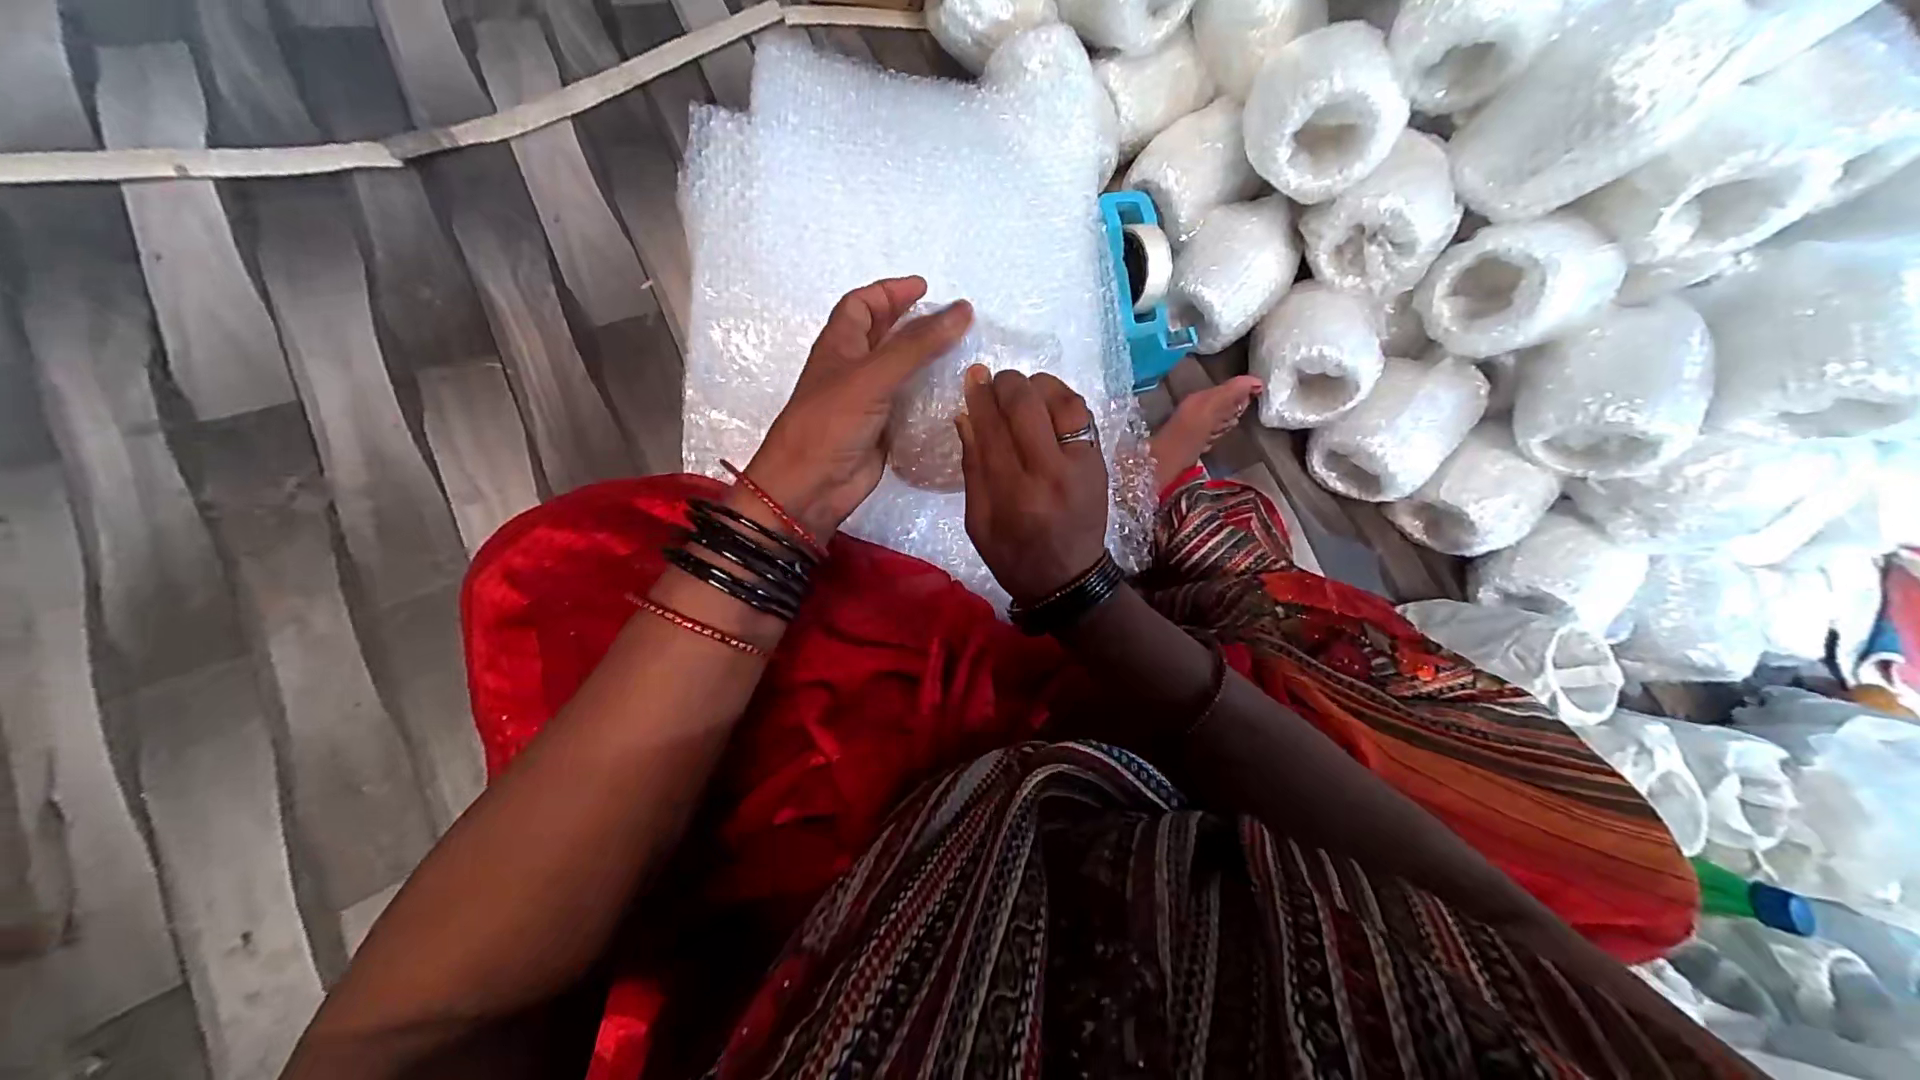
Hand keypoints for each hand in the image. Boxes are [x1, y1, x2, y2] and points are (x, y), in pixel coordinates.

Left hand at [746, 277, 972, 538]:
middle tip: (951, 320)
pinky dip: (928, 395)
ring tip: (961, 353)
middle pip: (883, 335)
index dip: (889, 292)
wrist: (811, 487)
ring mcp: (867, 402)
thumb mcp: (873, 375)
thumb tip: (962, 310)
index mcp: (839, 346)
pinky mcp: (881, 430)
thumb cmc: (830, 424)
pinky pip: (908, 404)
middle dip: (913, 322)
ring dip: (926, 360)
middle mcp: (853, 369)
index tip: (924, 288)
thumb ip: (917, 343)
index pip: (862, 305)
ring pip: (900, 370)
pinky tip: (953, 394)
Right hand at [956, 366, 1108, 603]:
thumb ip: (972, 468)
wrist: (1070, 580)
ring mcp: (1082, 464)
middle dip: (1006, 384)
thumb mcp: (978, 522)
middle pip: (1027, 406)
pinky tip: (1046, 405)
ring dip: (1038, 387)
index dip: (980, 397)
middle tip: (994, 382)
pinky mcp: (1100, 462)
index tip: (972, 377)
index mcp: (1015, 495)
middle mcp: (1051, 473)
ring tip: (1022, 392)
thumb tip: (966, 417)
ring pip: (1062, 400)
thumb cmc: (1014, 557)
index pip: (993, 429)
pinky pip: (1083, 414)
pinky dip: (1061, 400)